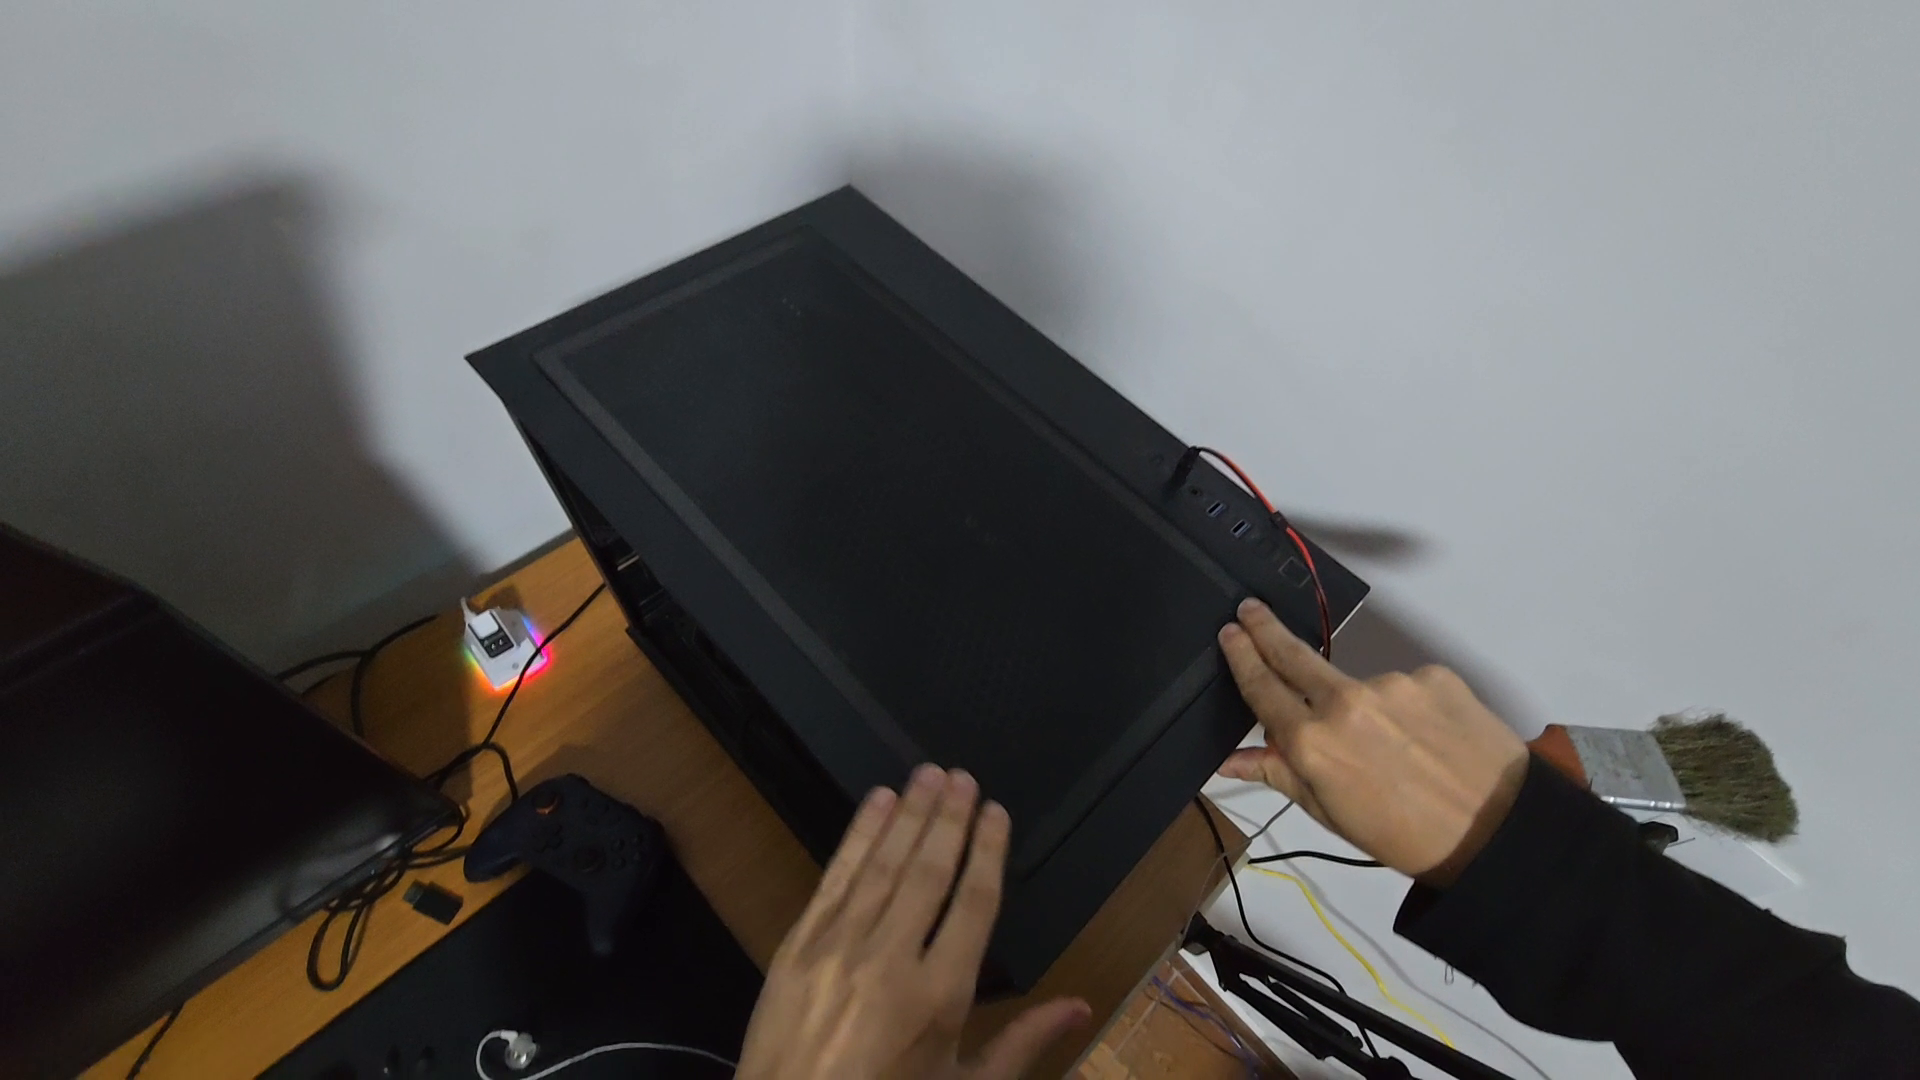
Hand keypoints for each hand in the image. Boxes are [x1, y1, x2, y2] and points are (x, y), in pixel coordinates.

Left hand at [735, 764, 1089, 1079]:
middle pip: (928, 871)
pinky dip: (859, 834)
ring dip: (909, 813)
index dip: (988, 851)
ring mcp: (840, 946)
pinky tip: (878, 801)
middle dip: (949, 819)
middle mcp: (891, 960)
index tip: (996, 811)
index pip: (973, 904)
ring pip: (884, 863)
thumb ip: (1022, 1044)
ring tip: (929, 774)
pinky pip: (836, 875)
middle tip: (963, 776)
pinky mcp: (799, 942)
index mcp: (938, 996)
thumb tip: (1081, 1006)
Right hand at [1216, 599, 1528, 884]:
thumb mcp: (1329, 811)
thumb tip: (1226, 761)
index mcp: (1311, 741)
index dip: (1242, 655)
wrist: (1503, 834)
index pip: (1262, 686)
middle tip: (1250, 607)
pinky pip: (1403, 685)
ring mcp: (1391, 683)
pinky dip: (1403, 704)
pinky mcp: (1433, 675)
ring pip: (1356, 682)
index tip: (1230, 631)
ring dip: (1359, 701)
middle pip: (1293, 654)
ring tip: (1391, 741)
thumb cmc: (1402, 835)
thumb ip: (1277, 772)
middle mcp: (1344, 702)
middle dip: (1266, 627)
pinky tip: (1424, 734)